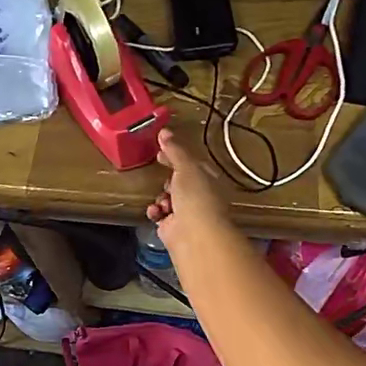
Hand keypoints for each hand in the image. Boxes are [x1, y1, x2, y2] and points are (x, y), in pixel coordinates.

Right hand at [146, 129, 231, 249]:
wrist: (195, 234)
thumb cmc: (196, 197)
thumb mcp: (186, 167)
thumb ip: (174, 150)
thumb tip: (164, 131)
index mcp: (209, 179)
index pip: (193, 164)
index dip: (177, 156)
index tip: (161, 150)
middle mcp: (200, 196)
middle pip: (180, 182)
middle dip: (168, 179)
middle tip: (159, 173)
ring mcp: (188, 213)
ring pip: (169, 199)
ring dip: (161, 197)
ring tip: (163, 200)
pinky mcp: (174, 227)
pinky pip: (160, 215)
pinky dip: (156, 212)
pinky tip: (156, 212)